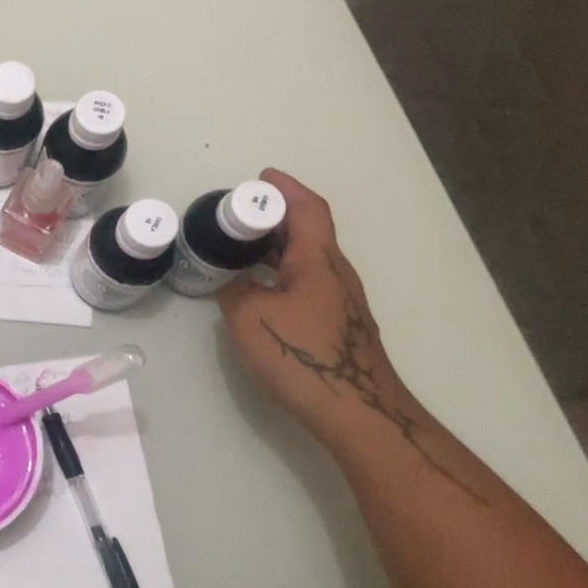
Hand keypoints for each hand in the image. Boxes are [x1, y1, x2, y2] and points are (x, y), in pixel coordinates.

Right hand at [218, 169, 426, 447]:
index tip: (261, 178)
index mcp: (318, 260)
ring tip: (239, 250)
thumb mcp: (249, 316)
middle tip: (236, 216)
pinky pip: (306, 283)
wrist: (355, 408)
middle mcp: (335, 273)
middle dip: (274, 218)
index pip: (306, 210)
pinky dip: (280, 274)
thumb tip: (232, 282)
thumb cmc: (302, 353)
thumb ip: (234, 290)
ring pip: (306, 260)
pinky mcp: (336, 325)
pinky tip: (257, 292)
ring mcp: (340, 301)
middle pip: (307, 232)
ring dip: (276, 249)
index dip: (285, 189)